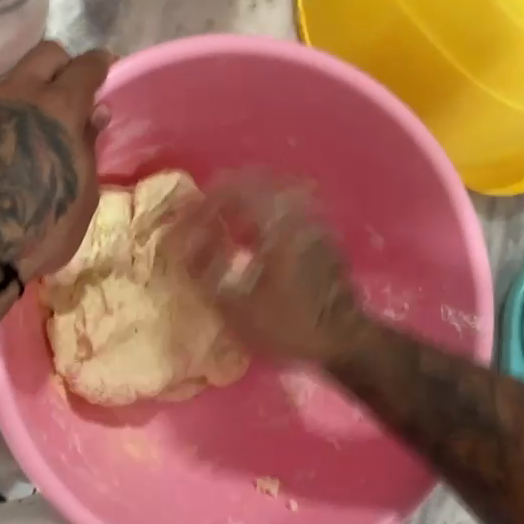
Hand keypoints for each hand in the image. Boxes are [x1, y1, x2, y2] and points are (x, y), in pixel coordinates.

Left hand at [0, 41, 113, 281]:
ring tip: (37, 130)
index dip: (100, 66)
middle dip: (64, 67)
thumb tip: (93, 114)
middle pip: (45, 55)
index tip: (106, 72)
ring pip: (12, 82)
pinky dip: (5, 119)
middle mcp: (15, 96)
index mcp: (56, 108)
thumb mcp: (82, 195)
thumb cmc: (40, 231)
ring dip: (31, 95)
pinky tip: (6, 151)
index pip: (85, 67)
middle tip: (73, 97)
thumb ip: (88, 146)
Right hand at [171, 181, 370, 364]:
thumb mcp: (236, 304)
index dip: (199, 207)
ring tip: (221, 228)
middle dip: (219, 199)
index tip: (180, 226)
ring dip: (241, 205)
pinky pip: (284, 207)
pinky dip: (260, 215)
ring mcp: (313, 218)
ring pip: (269, 192)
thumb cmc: (289, 325)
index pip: (228, 192)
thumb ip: (204, 268)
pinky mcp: (320, 233)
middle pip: (250, 183)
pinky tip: (250, 239)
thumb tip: (180, 243)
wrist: (344, 341)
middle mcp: (297, 209)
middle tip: (197, 220)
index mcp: (277, 220)